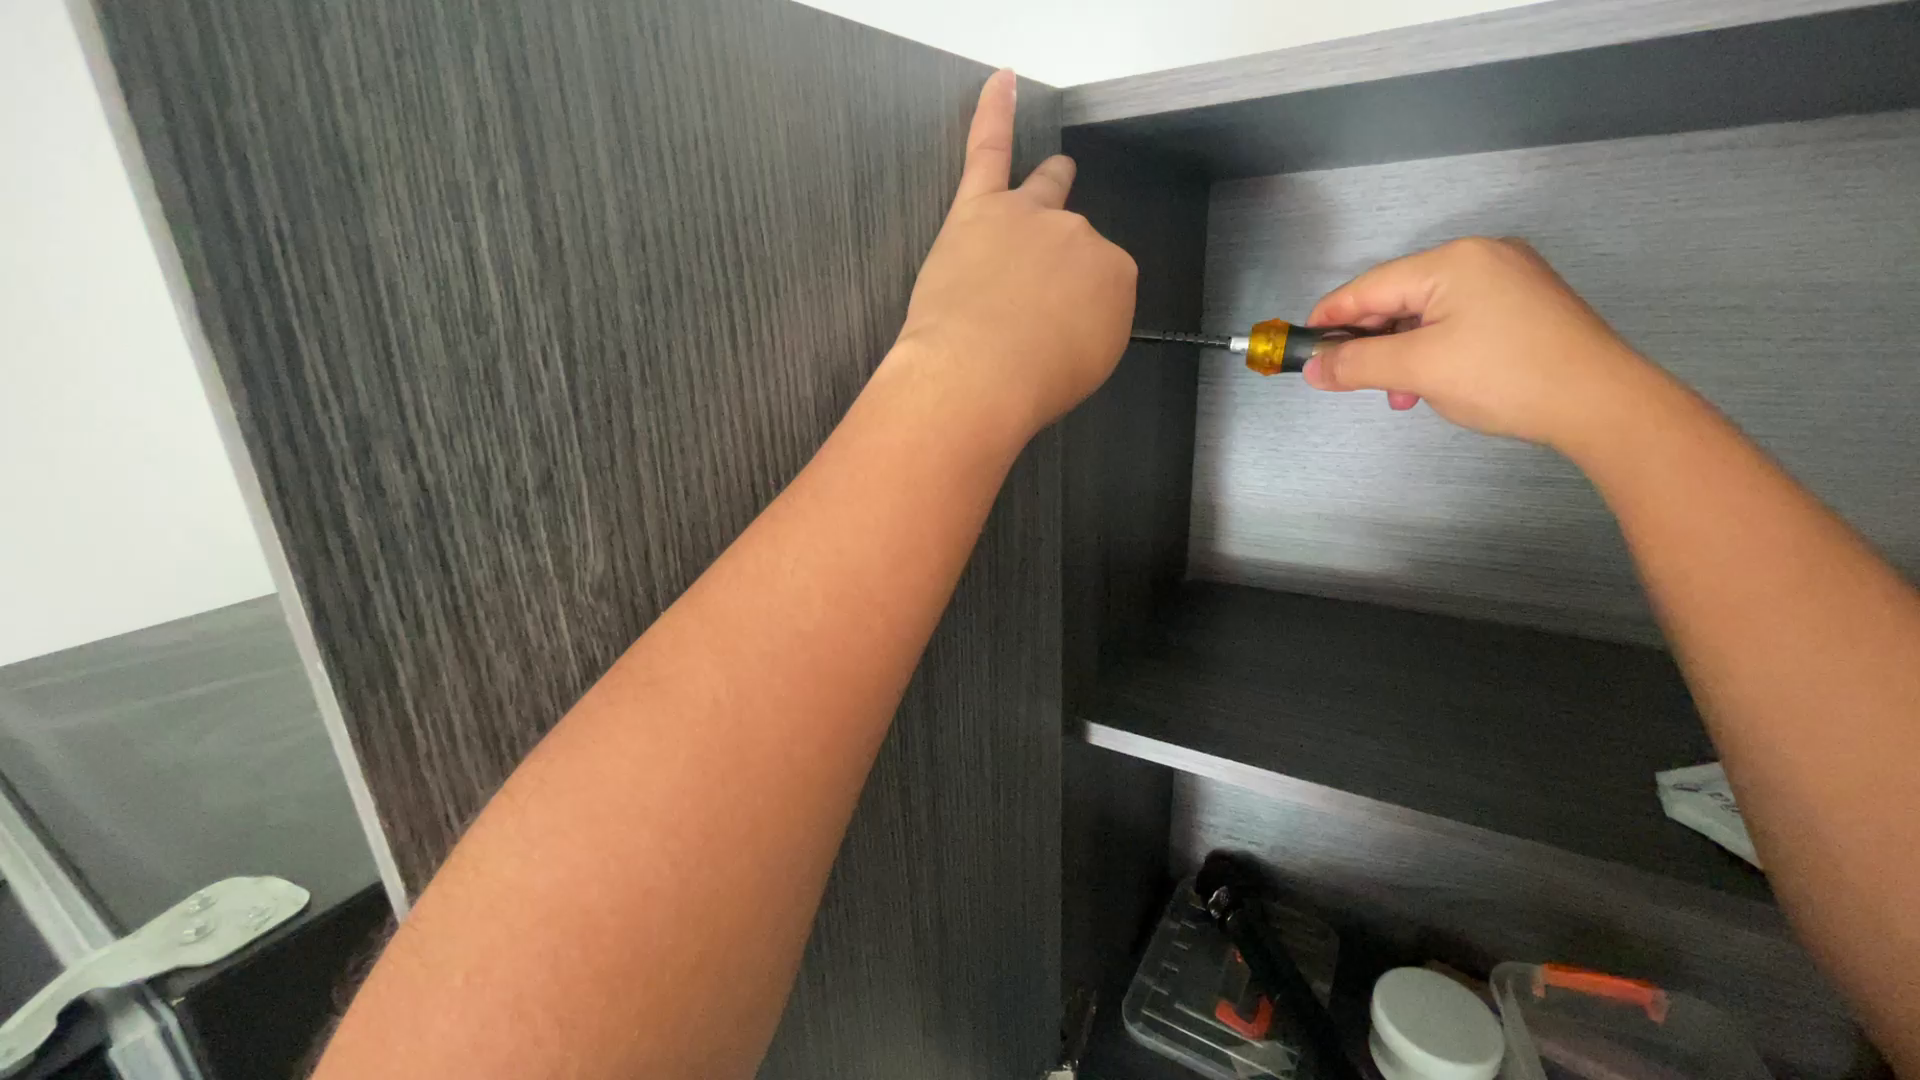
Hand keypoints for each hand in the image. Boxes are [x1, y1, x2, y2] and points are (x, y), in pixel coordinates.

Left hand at [887, 70, 1136, 436]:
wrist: (980, 375)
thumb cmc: (1032, 384)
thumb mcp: (1087, 368)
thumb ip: (1088, 330)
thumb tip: (1071, 319)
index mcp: (1114, 277)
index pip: (1102, 279)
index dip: (1078, 302)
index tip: (1059, 328)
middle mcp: (1078, 236)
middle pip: (1073, 237)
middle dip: (1060, 261)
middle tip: (1040, 291)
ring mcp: (1029, 216)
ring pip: (1043, 190)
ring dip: (1049, 186)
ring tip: (1053, 178)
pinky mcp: (980, 206)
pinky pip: (990, 147)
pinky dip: (994, 111)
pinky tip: (1002, 82)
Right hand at [1302, 237, 1663, 450]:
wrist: (1602, 402)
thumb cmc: (1505, 376)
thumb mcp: (1417, 370)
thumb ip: (1355, 364)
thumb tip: (1312, 368)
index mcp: (1453, 260)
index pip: (1370, 286)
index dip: (1330, 318)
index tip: (1302, 349)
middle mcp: (1482, 257)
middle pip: (1398, 298)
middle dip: (1371, 342)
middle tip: (1353, 381)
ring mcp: (1508, 279)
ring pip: (1426, 314)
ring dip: (1401, 353)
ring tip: (1400, 394)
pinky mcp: (1524, 305)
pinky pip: (1457, 320)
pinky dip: (1433, 350)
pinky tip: (1432, 382)